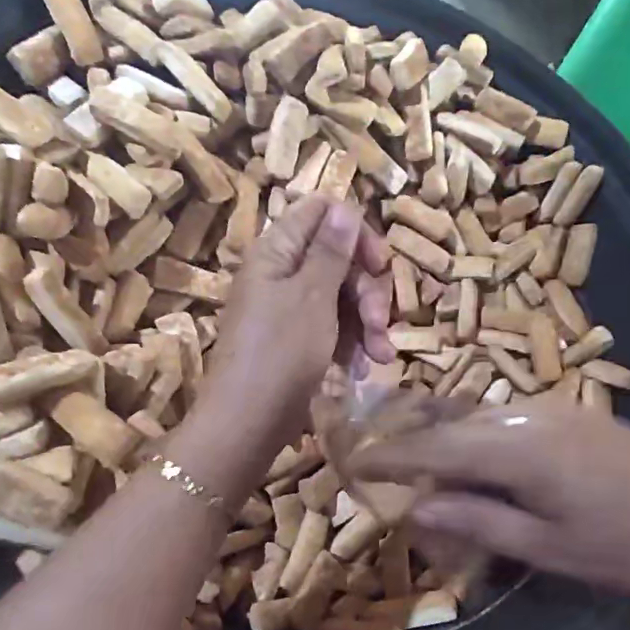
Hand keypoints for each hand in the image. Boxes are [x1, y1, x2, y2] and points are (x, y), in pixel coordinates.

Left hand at [202, 194, 392, 438]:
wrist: (250, 421)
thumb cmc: (281, 351)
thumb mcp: (313, 296)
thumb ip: (331, 250)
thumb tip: (344, 207)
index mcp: (277, 250)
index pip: (322, 213)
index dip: (356, 233)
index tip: (378, 265)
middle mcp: (282, 273)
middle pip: (339, 259)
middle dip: (368, 292)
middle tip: (380, 324)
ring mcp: (290, 309)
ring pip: (342, 297)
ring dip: (367, 324)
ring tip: (378, 357)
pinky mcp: (298, 340)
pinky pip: (334, 328)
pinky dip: (351, 345)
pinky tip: (361, 369)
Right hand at [352, 403, 629, 607]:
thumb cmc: (627, 550)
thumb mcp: (547, 548)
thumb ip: (477, 521)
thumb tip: (414, 507)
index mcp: (520, 449)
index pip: (436, 447)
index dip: (391, 455)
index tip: (353, 460)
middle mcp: (532, 415)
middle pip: (454, 423)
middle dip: (411, 442)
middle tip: (376, 460)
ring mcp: (558, 409)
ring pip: (480, 416)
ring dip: (444, 436)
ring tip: (414, 461)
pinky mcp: (576, 415)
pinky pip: (508, 418)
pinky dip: (477, 435)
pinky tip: (472, 455)